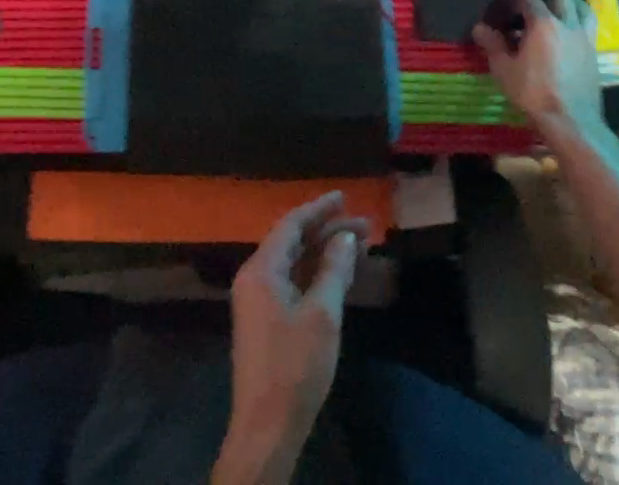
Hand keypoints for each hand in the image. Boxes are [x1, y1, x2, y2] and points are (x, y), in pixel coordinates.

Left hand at [214, 193, 367, 483]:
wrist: (267, 422)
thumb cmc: (296, 365)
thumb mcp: (322, 314)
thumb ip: (333, 270)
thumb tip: (345, 238)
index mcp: (260, 270)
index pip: (290, 226)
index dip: (318, 209)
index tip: (344, 196)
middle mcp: (254, 277)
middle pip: (291, 242)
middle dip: (326, 230)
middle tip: (365, 225)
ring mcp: (257, 299)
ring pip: (292, 263)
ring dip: (322, 252)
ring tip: (358, 245)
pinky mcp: (265, 319)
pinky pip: (291, 282)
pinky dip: (314, 273)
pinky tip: (339, 274)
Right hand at [472, 0, 605, 145]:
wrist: (571, 119)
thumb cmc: (532, 92)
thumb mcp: (504, 69)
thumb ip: (493, 45)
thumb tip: (479, 27)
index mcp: (542, 24)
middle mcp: (566, 24)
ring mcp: (584, 38)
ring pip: (583, 10)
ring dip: (575, 0)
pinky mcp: (594, 53)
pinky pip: (590, 27)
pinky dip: (583, 19)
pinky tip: (578, 27)